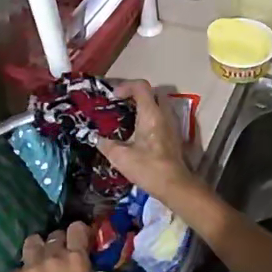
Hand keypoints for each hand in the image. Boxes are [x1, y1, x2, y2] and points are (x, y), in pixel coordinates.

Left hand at [4, 222, 128, 271]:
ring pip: (32, 243)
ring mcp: (29, 268)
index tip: (82, 240)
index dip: (80, 232)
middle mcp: (53, 257)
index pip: (77, 229)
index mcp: (77, 260)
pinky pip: (17, 270)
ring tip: (40, 263)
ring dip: (38, 250)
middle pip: (54, 235)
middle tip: (62, 256)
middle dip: (59, 242)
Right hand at [97, 81, 203, 205]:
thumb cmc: (148, 168)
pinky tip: (138, 133)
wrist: (175, 185)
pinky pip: (162, 117)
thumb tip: (97, 138)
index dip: (126, 86)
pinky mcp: (174, 135)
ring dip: (144, 106)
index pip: (141, 86)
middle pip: (152, 92)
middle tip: (121, 105)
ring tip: (128, 118)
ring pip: (159, 105)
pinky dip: (150, 118)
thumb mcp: (120, 157)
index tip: (114, 97)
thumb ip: (106, 144)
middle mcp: (164, 114)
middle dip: (136, 94)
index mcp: (151, 113)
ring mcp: (172, 124)